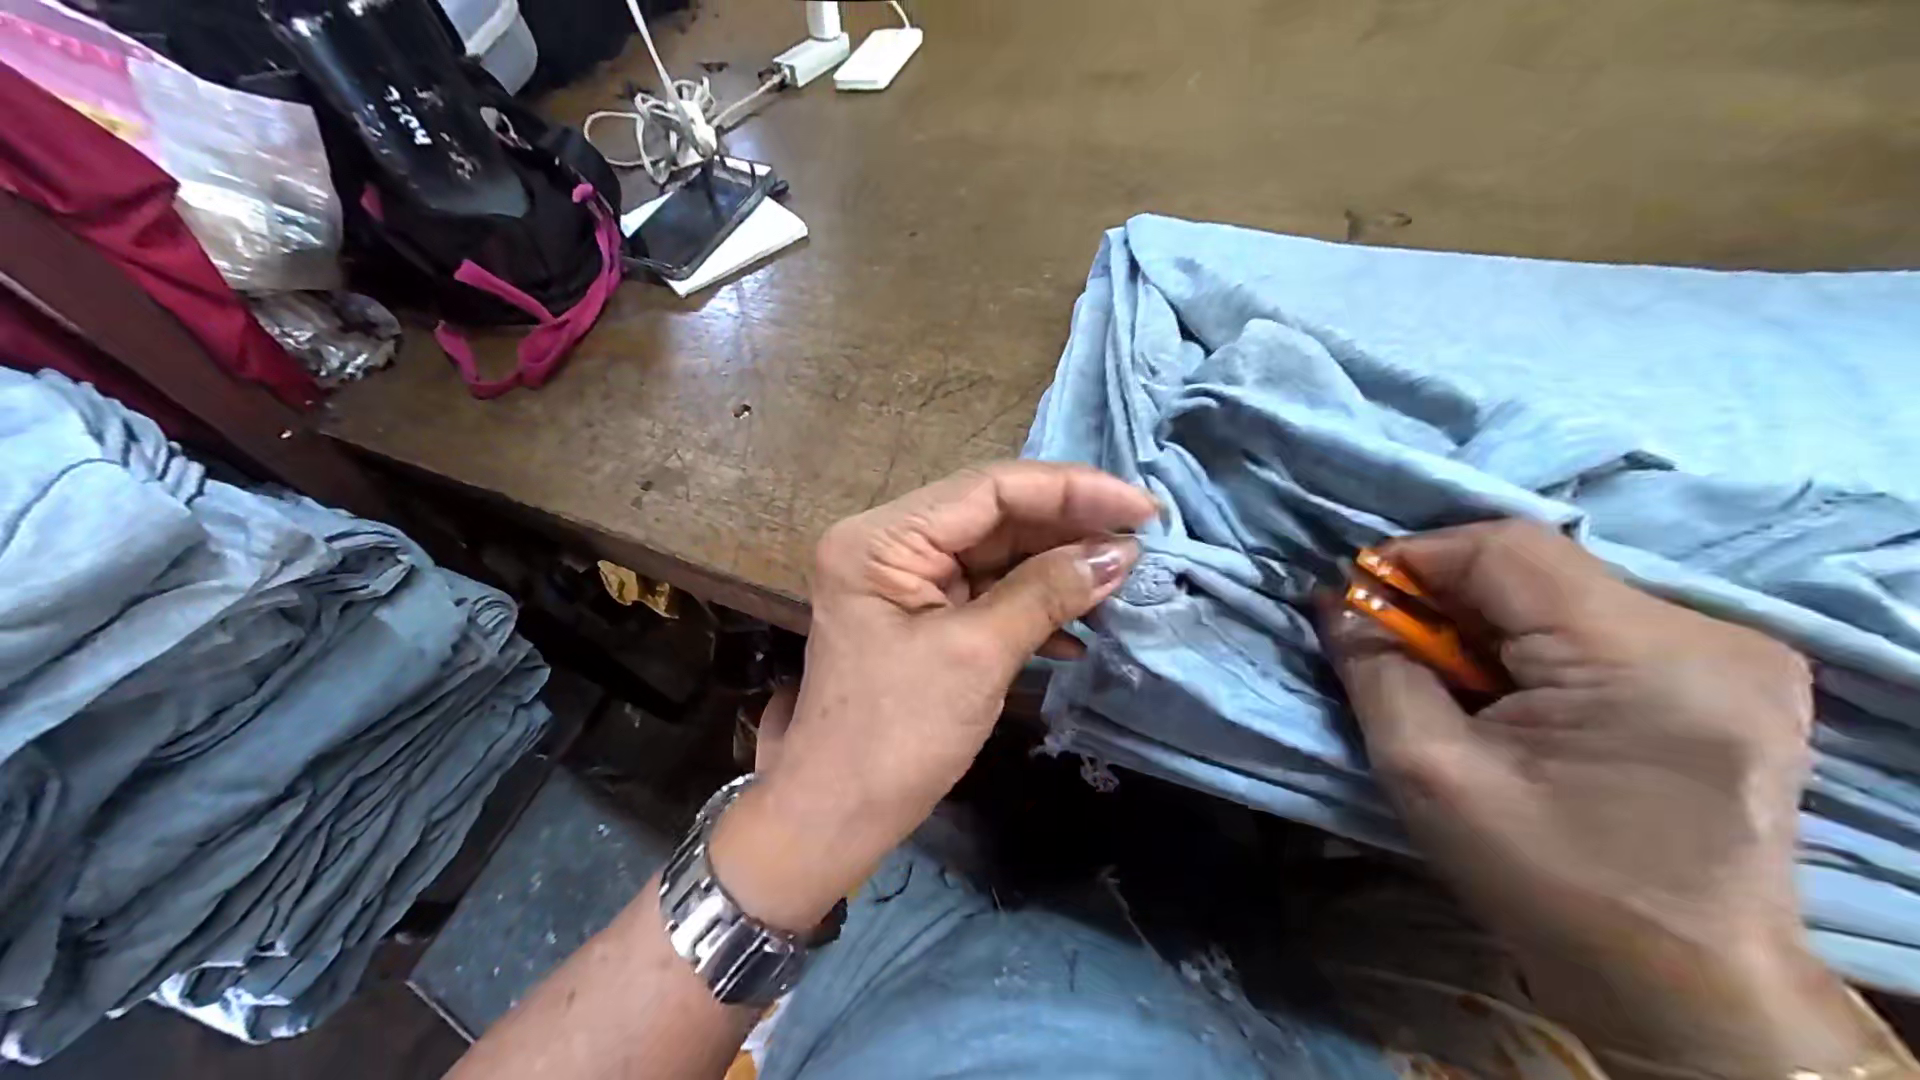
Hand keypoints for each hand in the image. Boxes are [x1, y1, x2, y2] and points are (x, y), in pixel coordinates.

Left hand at [711, 462, 1154, 933]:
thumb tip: (1118, 553)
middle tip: (1140, 540)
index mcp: (881, 539)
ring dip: (1059, 568)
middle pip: (995, 515)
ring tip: (1122, 579)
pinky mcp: (925, 613)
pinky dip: (1036, 604)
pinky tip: (1080, 629)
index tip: (1140, 508)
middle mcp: (889, 544)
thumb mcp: (977, 656)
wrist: (839, 816)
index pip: (989, 488)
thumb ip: (1047, 592)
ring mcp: (907, 579)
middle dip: (1070, 528)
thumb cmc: (897, 737)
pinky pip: (989, 591)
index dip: (1071, 490)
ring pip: (999, 553)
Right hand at [1322, 521, 1905, 1077]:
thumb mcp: (1426, 771)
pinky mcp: (1728, 673)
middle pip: (1535, 564)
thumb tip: (1335, 601)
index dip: (1414, 558)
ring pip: (1560, 586)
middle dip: (1444, 593)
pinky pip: (1594, 616)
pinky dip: (1525, 636)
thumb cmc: (1545, 883)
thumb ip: (1373, 669)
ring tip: (1447, 673)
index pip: (1506, 550)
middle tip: (1393, 643)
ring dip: (1482, 616)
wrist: (1682, 982)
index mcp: (1645, 662)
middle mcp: (1711, 636)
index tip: (1357, 601)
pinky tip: (1507, 686)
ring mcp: (1735, 653)